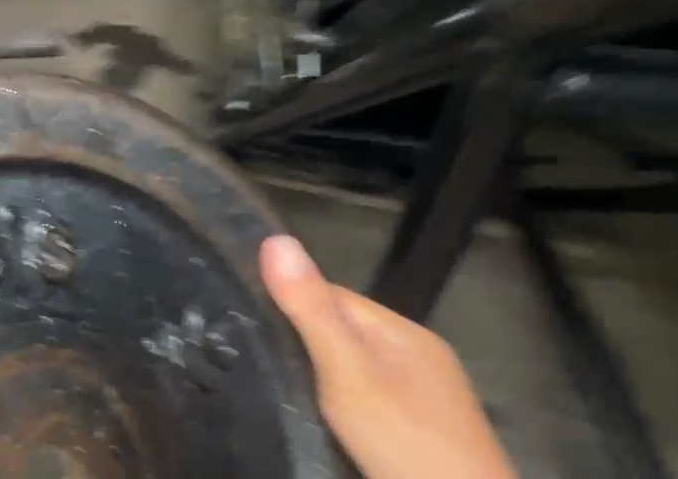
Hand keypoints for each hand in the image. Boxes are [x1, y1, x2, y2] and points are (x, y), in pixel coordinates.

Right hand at [261, 235, 518, 478]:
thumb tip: (275, 238)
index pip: (332, 296)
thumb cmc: (404, 439)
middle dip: (303, 343)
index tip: (250, 324)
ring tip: (286, 391)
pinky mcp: (424, 433)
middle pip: (343, 333)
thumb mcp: (347, 371)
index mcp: (406, 334)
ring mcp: (427, 400)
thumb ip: (311, 310)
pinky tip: (326, 422)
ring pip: (355, 369)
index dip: (290, 304)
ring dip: (321, 377)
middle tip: (262, 362)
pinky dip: (343, 406)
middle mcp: (421, 359)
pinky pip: (369, 400)